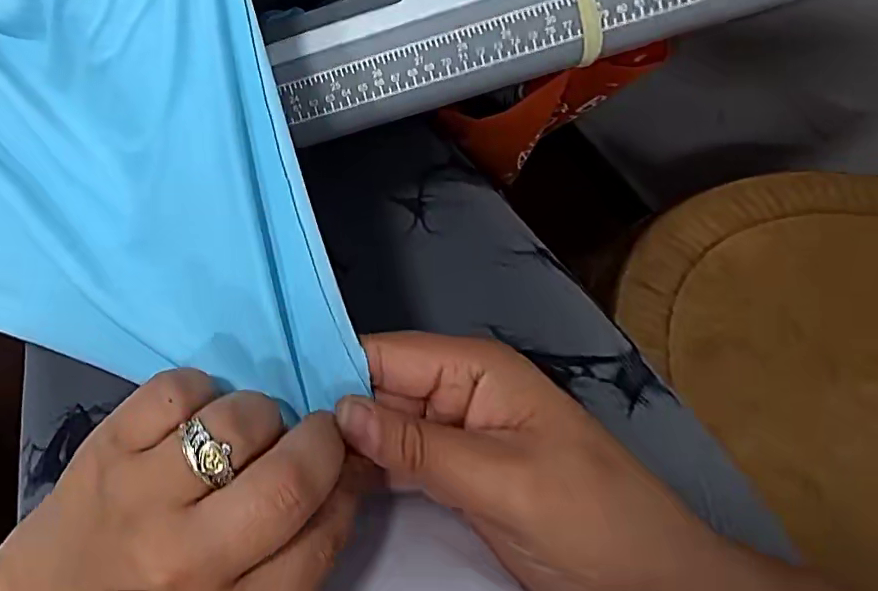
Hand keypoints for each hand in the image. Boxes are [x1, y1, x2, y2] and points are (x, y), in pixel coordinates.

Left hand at [0, 367, 370, 590]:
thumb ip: (278, 560)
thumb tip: (336, 483)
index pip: (314, 546)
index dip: (345, 493)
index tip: (351, 465)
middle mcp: (185, 556)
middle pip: (285, 482)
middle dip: (319, 443)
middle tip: (318, 430)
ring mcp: (140, 490)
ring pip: (235, 422)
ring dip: (261, 412)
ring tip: (254, 424)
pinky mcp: (106, 442)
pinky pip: (174, 388)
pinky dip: (202, 387)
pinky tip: (200, 408)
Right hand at [334, 333, 833, 590]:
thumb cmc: (595, 522)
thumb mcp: (505, 484)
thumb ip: (419, 447)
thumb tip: (340, 411)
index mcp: (470, 367)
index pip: (383, 354)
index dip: (334, 371)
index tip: (284, 399)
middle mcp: (453, 387)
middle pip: (375, 388)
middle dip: (334, 411)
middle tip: (282, 441)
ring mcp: (451, 430)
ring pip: (379, 424)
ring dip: (345, 442)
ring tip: (297, 460)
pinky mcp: (450, 469)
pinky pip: (396, 457)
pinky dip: (367, 468)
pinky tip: (331, 479)